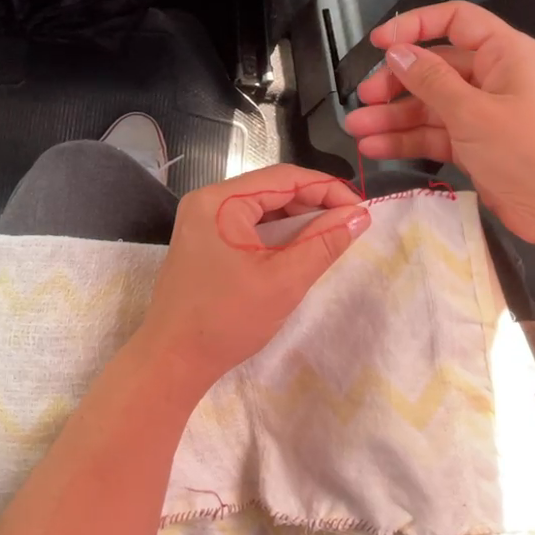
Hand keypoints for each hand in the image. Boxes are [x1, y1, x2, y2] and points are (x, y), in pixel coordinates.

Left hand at [135, 165, 370, 384]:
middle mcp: (206, 200)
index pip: (282, 178)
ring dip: (295, 218)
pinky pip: (245, 223)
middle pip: (269, 188)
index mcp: (219, 201)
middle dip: (312, 202)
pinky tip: (298, 246)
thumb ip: (323, 243)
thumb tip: (359, 216)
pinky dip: (274, 231)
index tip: (361, 208)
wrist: (174, 357)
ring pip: (259, 206)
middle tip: (350, 223)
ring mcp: (200, 219)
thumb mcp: (283, 281)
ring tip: (331, 234)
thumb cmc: (228, 318)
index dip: (326, 188)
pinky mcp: (202, 239)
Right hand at [344, 1, 534, 249]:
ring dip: (392, 116)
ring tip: (357, 128)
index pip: (455, 21)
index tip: (378, 42)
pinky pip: (434, 133)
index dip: (414, 25)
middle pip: (434, 67)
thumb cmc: (532, 154)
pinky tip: (376, 147)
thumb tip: (397, 53)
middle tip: (365, 98)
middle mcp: (495, 78)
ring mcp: (485, 113)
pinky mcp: (477, 145)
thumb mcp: (473, 113)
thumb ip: (430, 80)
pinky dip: (406, 140)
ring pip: (428, 104)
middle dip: (395, 82)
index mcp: (506, 54)